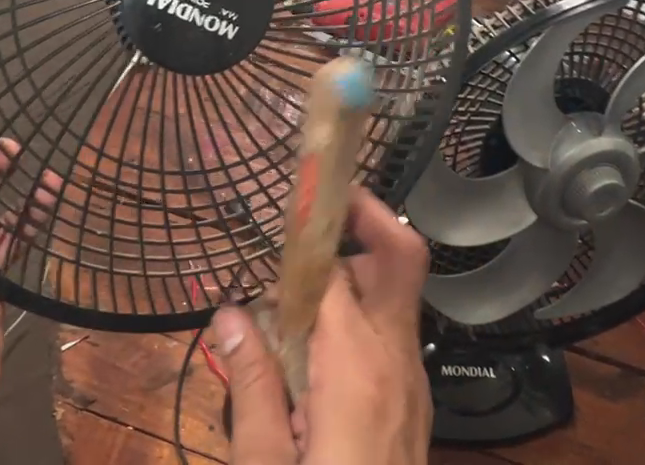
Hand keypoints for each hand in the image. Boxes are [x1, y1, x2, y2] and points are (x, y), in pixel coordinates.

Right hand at [211, 186, 431, 464]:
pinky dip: (363, 306)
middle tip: (320, 204)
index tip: (282, 208)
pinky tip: (319, 335)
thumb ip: (250, 379)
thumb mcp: (264, 461)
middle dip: (367, 216)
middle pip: (402, 256)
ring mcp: (413, 377)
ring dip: (360, 263)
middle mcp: (396, 356)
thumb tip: (229, 311)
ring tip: (304, 271)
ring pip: (399, 289)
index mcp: (355, 364)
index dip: (306, 234)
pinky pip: (394, 327)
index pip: (333, 269)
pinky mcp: (414, 398)